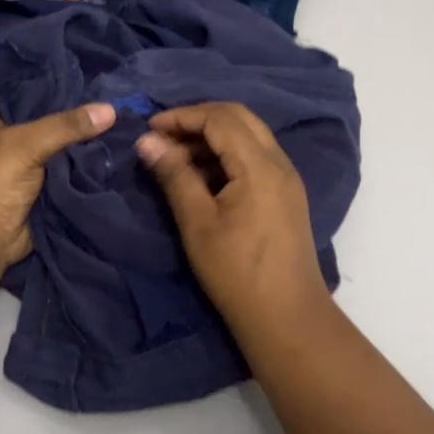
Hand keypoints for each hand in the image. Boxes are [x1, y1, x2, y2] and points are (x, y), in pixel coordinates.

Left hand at [0, 103, 115, 286]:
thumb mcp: (25, 145)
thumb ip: (65, 126)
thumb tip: (111, 109)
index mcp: (0, 120)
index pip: (37, 96)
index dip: (66, 91)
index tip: (102, 83)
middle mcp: (17, 140)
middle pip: (56, 125)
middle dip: (84, 120)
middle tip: (123, 106)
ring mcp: (33, 167)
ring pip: (68, 151)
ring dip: (91, 146)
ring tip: (129, 126)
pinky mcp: (47, 191)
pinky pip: (74, 174)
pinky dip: (91, 169)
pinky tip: (119, 154)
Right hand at [136, 103, 332, 337]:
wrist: (286, 317)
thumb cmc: (236, 271)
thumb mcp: (197, 222)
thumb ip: (174, 175)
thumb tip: (147, 141)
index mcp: (259, 167)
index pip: (219, 118)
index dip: (182, 116)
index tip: (149, 129)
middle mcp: (279, 163)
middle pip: (238, 117)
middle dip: (198, 118)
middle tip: (163, 135)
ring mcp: (287, 178)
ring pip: (248, 134)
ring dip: (211, 135)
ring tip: (175, 156)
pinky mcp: (286, 194)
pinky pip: (255, 154)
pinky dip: (226, 152)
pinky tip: (201, 175)